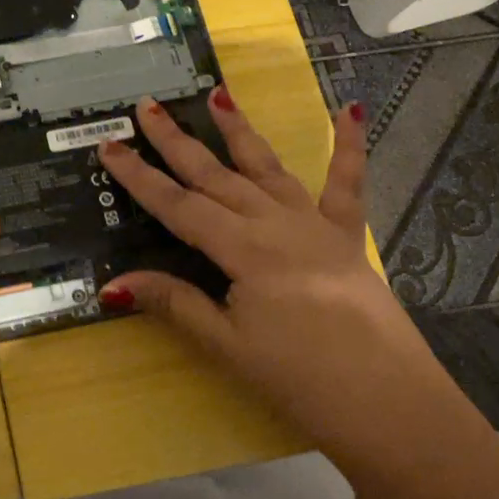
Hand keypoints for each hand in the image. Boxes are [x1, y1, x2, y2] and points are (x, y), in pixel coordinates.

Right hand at [97, 89, 476, 472]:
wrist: (389, 404)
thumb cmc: (300, 379)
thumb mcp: (227, 345)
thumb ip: (174, 304)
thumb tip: (112, 284)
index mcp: (244, 250)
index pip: (178, 205)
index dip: (140, 177)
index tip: (109, 147)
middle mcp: (277, 224)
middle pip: (216, 176)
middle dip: (177, 141)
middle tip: (147, 107)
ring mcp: (315, 225)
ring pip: (268, 168)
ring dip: (240, 131)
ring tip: (219, 93)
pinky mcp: (346, 238)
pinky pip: (346, 185)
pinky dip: (348, 147)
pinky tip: (350, 109)